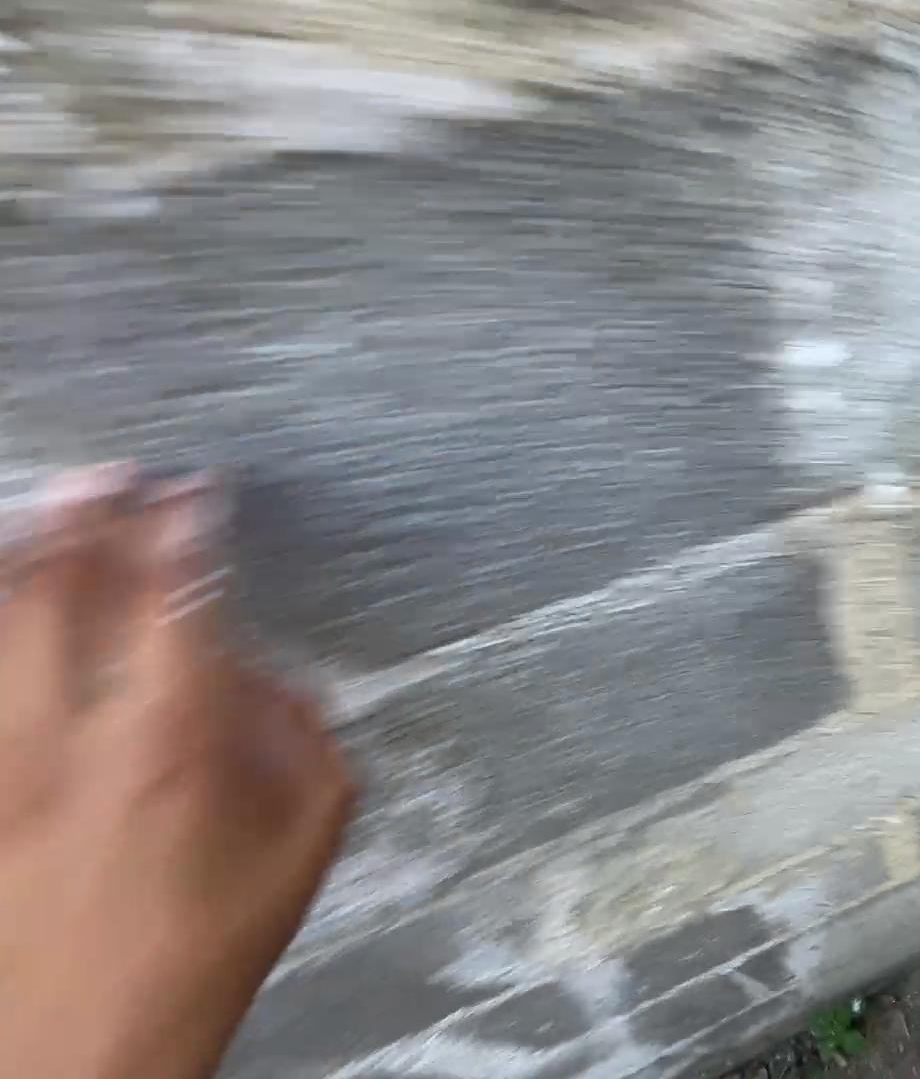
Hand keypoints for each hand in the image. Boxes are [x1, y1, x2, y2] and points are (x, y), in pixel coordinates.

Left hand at [0, 466, 355, 1078]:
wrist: (80, 1040)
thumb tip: (258, 674)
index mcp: (170, 742)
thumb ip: (297, 731)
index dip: (190, 535)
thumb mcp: (313, 823)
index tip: (204, 490)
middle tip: (116, 474)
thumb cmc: (220, 927)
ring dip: (20, 559)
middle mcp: (61, 740)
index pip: (179, 604)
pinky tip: (5, 599)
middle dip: (89, 522)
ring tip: (49, 507)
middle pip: (58, 599)